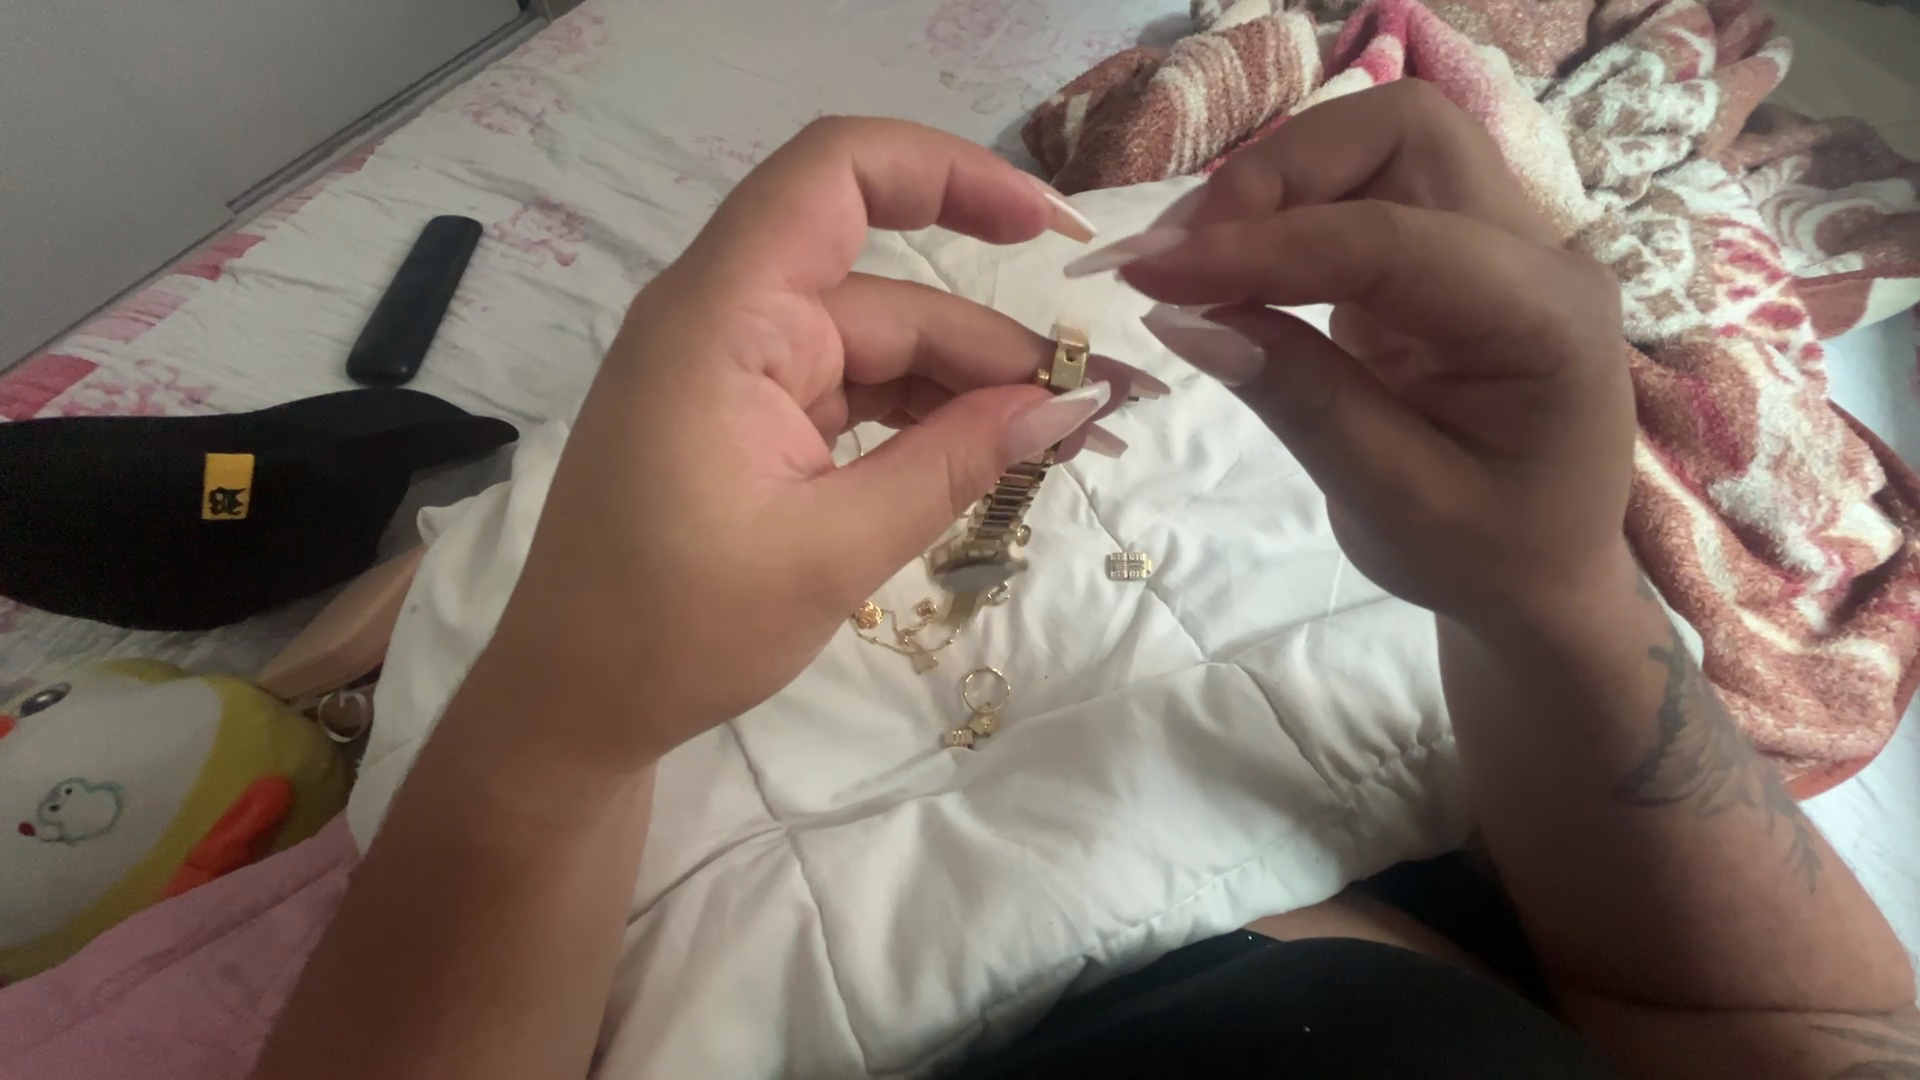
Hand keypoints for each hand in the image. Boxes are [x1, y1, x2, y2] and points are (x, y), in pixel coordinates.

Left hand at [477, 117, 1161, 765]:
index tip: (1047, 227)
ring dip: (970, 394)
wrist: (581, 700)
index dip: (951, 174)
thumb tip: (1068, 406)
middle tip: (1096, 408)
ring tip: (1062, 441)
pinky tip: (986, 456)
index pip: (836, 177)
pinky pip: (858, 397)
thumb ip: (954, 465)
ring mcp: (743, 374)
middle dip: (997, 349)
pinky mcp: (755, 421)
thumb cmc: (681, 630)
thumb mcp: (834, 548)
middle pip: (891, 297)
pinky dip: (923, 424)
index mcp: (724, 319)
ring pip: (883, 352)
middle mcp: (731, 322)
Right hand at [1073, 81, 1635, 630]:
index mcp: (1543, 316)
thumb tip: (1183, 323)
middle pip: (1397, 136)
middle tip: (1175, 257)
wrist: (1533, 573)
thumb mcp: (1389, 498)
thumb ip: (1298, 399)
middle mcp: (1528, 252)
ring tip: (1182, 263)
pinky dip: (1273, 224)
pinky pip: (1350, 205)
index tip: (1146, 276)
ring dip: (1266, 190)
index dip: (1258, 248)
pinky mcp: (1431, 268)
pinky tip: (1221, 273)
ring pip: (1371, 152)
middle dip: (1272, 177)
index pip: (1386, 240)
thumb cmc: (1479, 553)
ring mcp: (1482, 249)